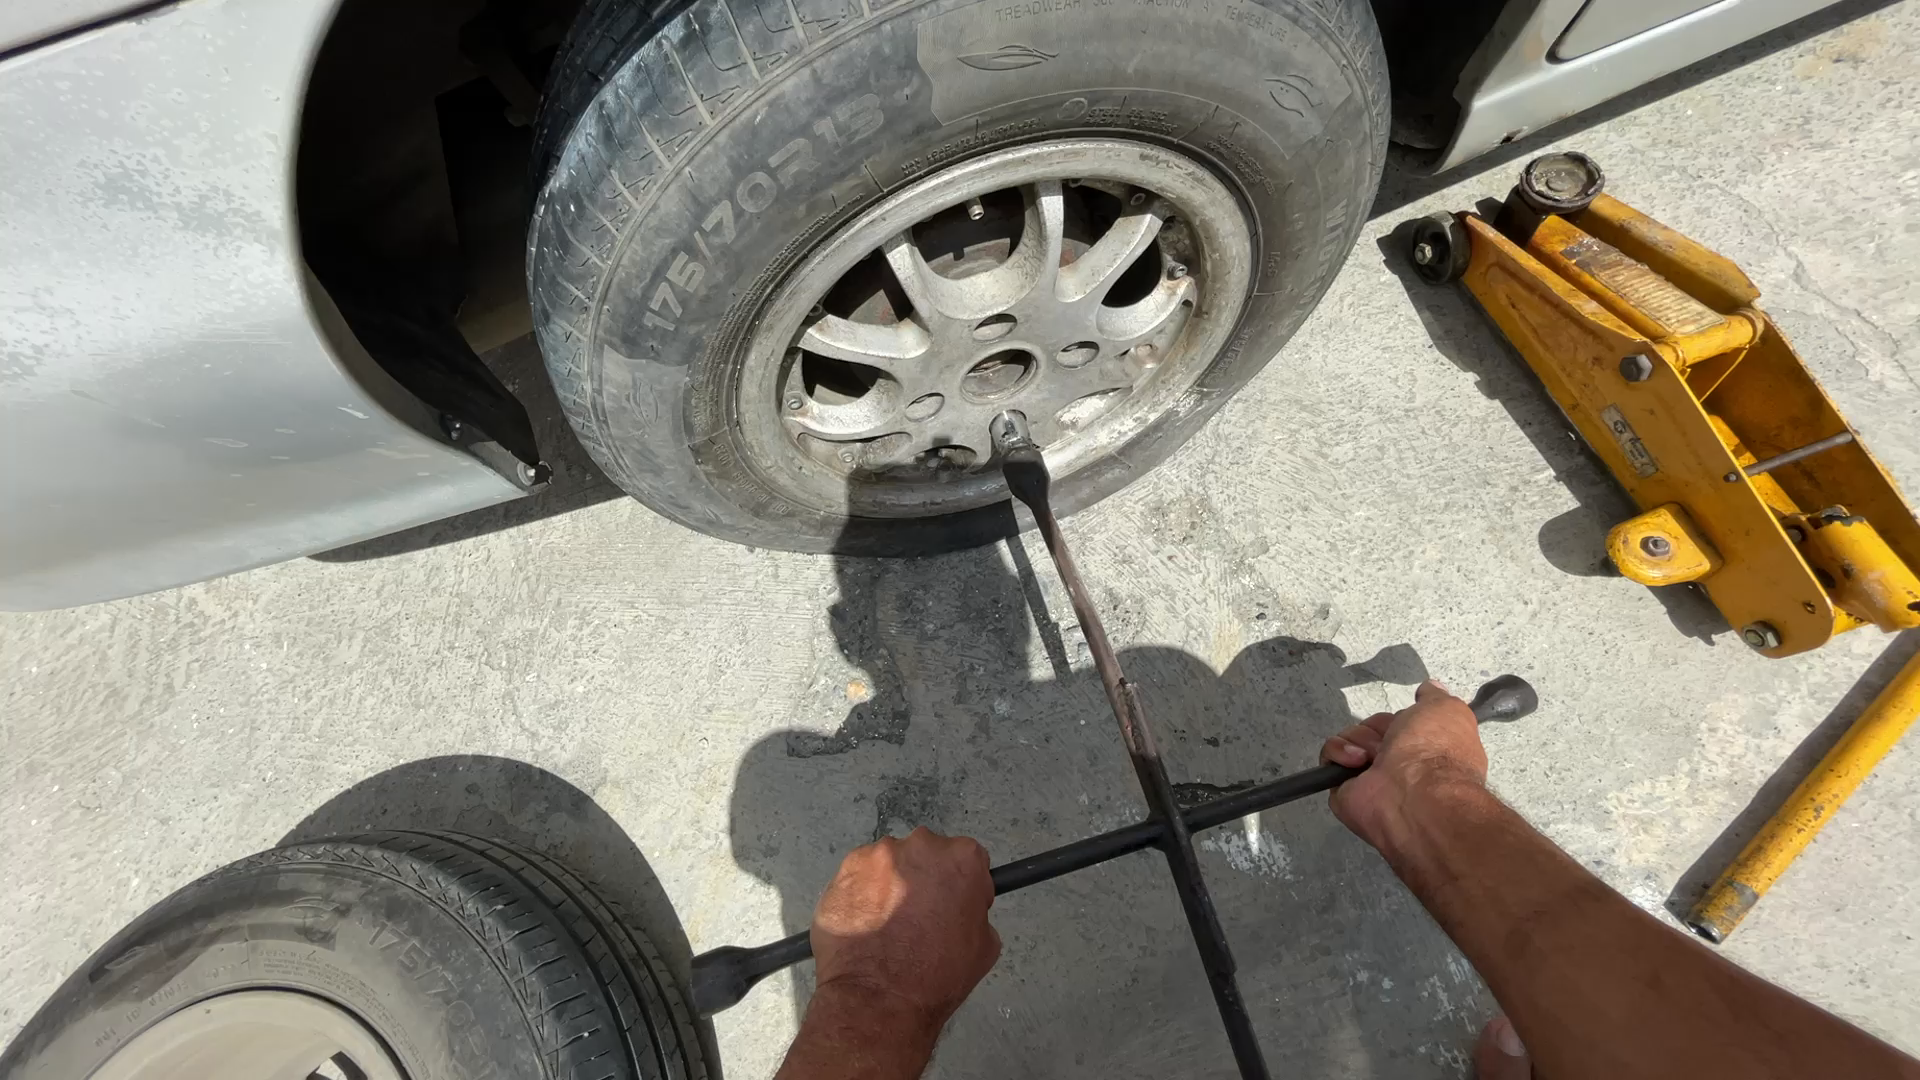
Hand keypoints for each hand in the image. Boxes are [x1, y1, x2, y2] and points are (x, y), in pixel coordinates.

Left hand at [809, 827, 1000, 1032]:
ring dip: (892, 882)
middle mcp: (922, 844)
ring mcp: (882, 852)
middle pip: (928, 854)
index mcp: (962, 858)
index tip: (952, 905)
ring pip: (892, 862)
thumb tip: (962, 906)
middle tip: (919, 917)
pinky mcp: (849, 866)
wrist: (879, 999)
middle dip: (926, 878)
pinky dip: (864, 892)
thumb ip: (976, 909)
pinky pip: (862, 874)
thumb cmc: (936, 977)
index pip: (969, 859)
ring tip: (887, 923)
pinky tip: (866, 922)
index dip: (962, 884)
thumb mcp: (984, 946)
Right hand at [1319, 680, 1487, 855]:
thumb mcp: (1449, 712)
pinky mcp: (1342, 787)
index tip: (1407, 720)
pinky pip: (1328, 758)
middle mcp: (1398, 764)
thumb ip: (1437, 698)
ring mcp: (1369, 777)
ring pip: (1346, 739)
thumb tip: (1430, 687)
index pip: (1398, 722)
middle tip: (1389, 742)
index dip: (1400, 717)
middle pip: (1370, 728)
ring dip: (1357, 740)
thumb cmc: (1435, 751)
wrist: (1415, 794)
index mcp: (1425, 749)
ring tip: (1371, 757)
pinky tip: (1355, 762)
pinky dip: (1338, 754)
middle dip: (1375, 728)